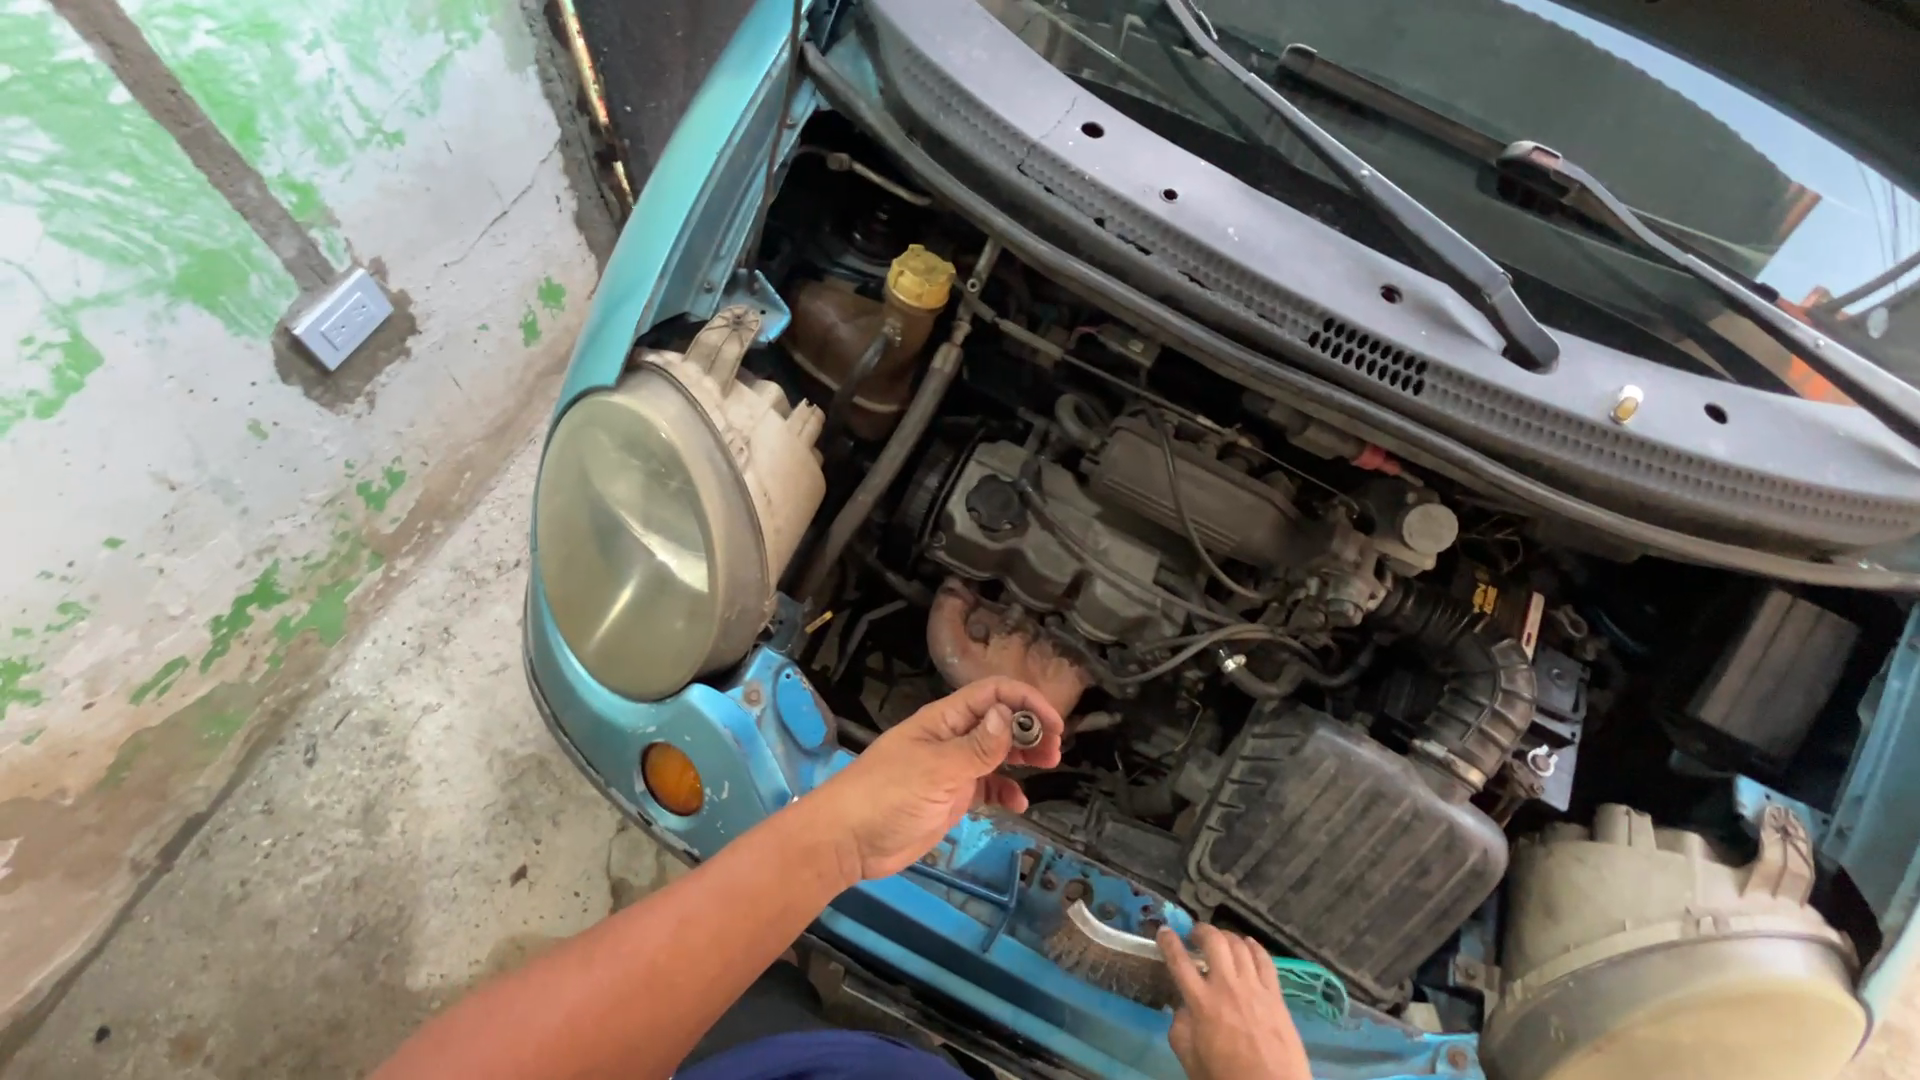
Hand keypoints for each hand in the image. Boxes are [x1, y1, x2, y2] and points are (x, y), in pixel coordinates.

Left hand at [803, 677, 1062, 882]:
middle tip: (1054, 751)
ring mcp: (951, 767)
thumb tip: (1009, 715)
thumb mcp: (938, 769)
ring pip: (996, 752)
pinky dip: (1005, 791)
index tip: (1053, 723)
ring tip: (1048, 766)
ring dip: (1023, 756)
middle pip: (999, 720)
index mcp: (944, 719)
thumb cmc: (887, 795)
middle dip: (1029, 728)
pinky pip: (986, 786)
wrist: (847, 841)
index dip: (1025, 701)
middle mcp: (951, 737)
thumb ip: (978, 746)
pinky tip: (1018, 804)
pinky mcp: (950, 796)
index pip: (992, 694)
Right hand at [1157, 925, 1310, 1079]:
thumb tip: (1182, 1008)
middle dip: (1201, 930)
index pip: (1179, 960)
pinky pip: (1265, 961)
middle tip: (1195, 935)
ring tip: (1221, 940)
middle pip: (1213, 941)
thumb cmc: (1226, 1078)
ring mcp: (1254, 989)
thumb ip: (1180, 1028)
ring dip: (1226, 936)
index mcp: (1201, 1003)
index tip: (1163, 931)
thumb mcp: (1190, 1058)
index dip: (1168, 941)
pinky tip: (1249, 944)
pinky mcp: (1276, 996)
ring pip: (1239, 945)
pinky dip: (1254, 946)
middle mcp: (1226, 987)